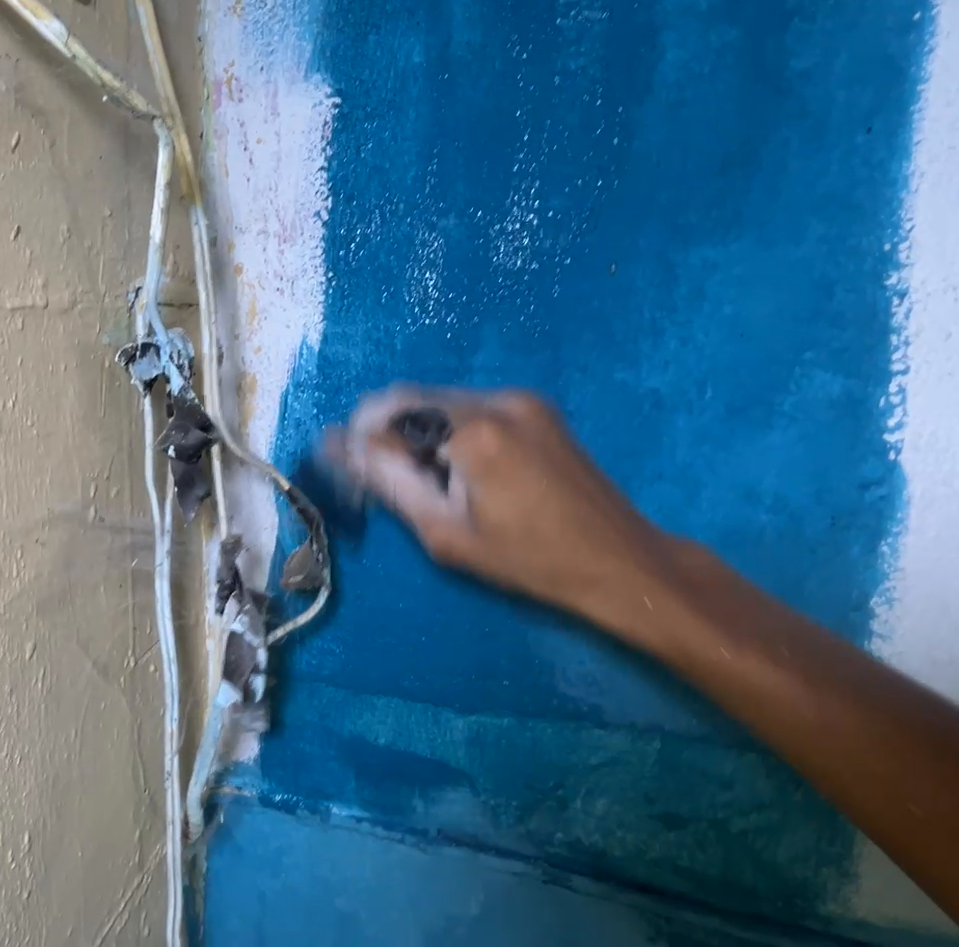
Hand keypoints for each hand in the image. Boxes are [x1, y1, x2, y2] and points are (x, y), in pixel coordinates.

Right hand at [328, 386, 678, 622]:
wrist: (621, 561)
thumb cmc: (530, 561)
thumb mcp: (446, 533)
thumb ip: (389, 482)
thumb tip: (337, 446)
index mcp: (475, 431)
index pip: (388, 414)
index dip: (361, 440)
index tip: (352, 470)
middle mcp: (496, 399)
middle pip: (411, 400)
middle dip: (389, 435)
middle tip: (392, 482)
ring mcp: (520, 398)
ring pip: (438, 401)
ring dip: (419, 432)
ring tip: (433, 482)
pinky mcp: (535, 405)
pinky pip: (469, 406)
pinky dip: (449, 430)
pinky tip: (462, 469)